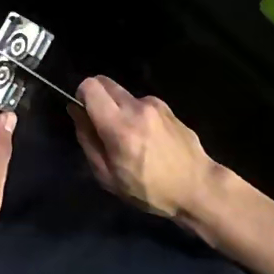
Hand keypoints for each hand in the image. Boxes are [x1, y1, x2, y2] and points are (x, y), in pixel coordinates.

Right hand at [71, 76, 220, 221]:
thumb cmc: (150, 190)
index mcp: (120, 126)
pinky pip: (141, 103)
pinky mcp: (167, 107)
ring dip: (118, 108)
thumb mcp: (109, 177)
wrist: (197, 185)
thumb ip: (88, 141)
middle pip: (105, 83)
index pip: (91, 87)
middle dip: (97, 98)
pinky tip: (147, 138)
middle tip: (101, 125)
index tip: (83, 114)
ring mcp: (155, 104)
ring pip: (124, 94)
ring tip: (129, 139)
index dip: (81, 96)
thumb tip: (76, 113)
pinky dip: (136, 114)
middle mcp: (137, 107)